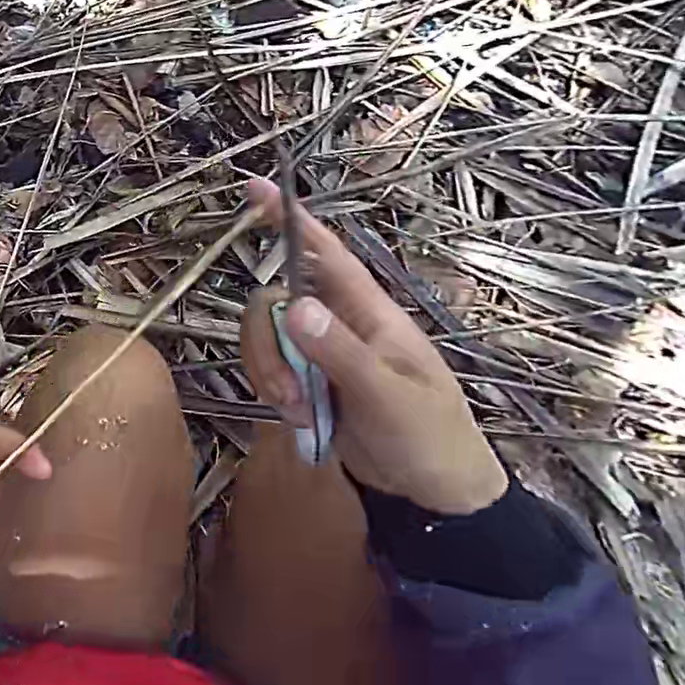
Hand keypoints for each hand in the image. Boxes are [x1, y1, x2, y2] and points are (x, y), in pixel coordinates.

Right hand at [241, 177, 507, 514]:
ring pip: (262, 335)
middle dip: (268, 345)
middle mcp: (334, 321)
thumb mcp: (389, 397)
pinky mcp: (301, 377)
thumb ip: (341, 353)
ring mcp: (314, 350)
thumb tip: (293, 306)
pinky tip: (297, 417)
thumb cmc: (429, 438)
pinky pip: (264, 364)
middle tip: (286, 391)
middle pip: (272, 302)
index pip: (323, 253)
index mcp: (366, 312)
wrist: (429, 495)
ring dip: (269, 373)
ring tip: (299, 412)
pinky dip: (269, 389)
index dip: (290, 219)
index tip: (255, 189)